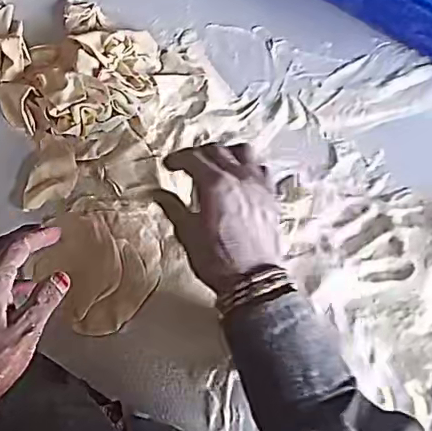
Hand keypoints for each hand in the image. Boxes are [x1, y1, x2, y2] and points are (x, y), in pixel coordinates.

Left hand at [0, 225, 69, 401]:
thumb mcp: (27, 332)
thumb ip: (44, 301)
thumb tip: (59, 279)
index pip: (15, 248)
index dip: (36, 236)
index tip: (54, 232)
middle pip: (1, 249)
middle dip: (25, 237)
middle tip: (45, 232)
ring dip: (18, 252)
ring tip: (37, 250)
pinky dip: (13, 272)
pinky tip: (27, 285)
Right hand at [152, 144, 284, 294]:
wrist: (253, 280)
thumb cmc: (220, 261)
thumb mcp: (188, 234)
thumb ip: (174, 208)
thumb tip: (160, 196)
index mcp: (215, 184)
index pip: (193, 158)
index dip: (178, 158)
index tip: (170, 164)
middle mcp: (239, 179)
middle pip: (217, 150)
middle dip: (199, 153)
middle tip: (188, 163)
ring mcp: (258, 186)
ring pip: (244, 152)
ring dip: (227, 152)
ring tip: (218, 162)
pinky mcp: (271, 198)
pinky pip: (262, 170)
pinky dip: (249, 167)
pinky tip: (243, 178)